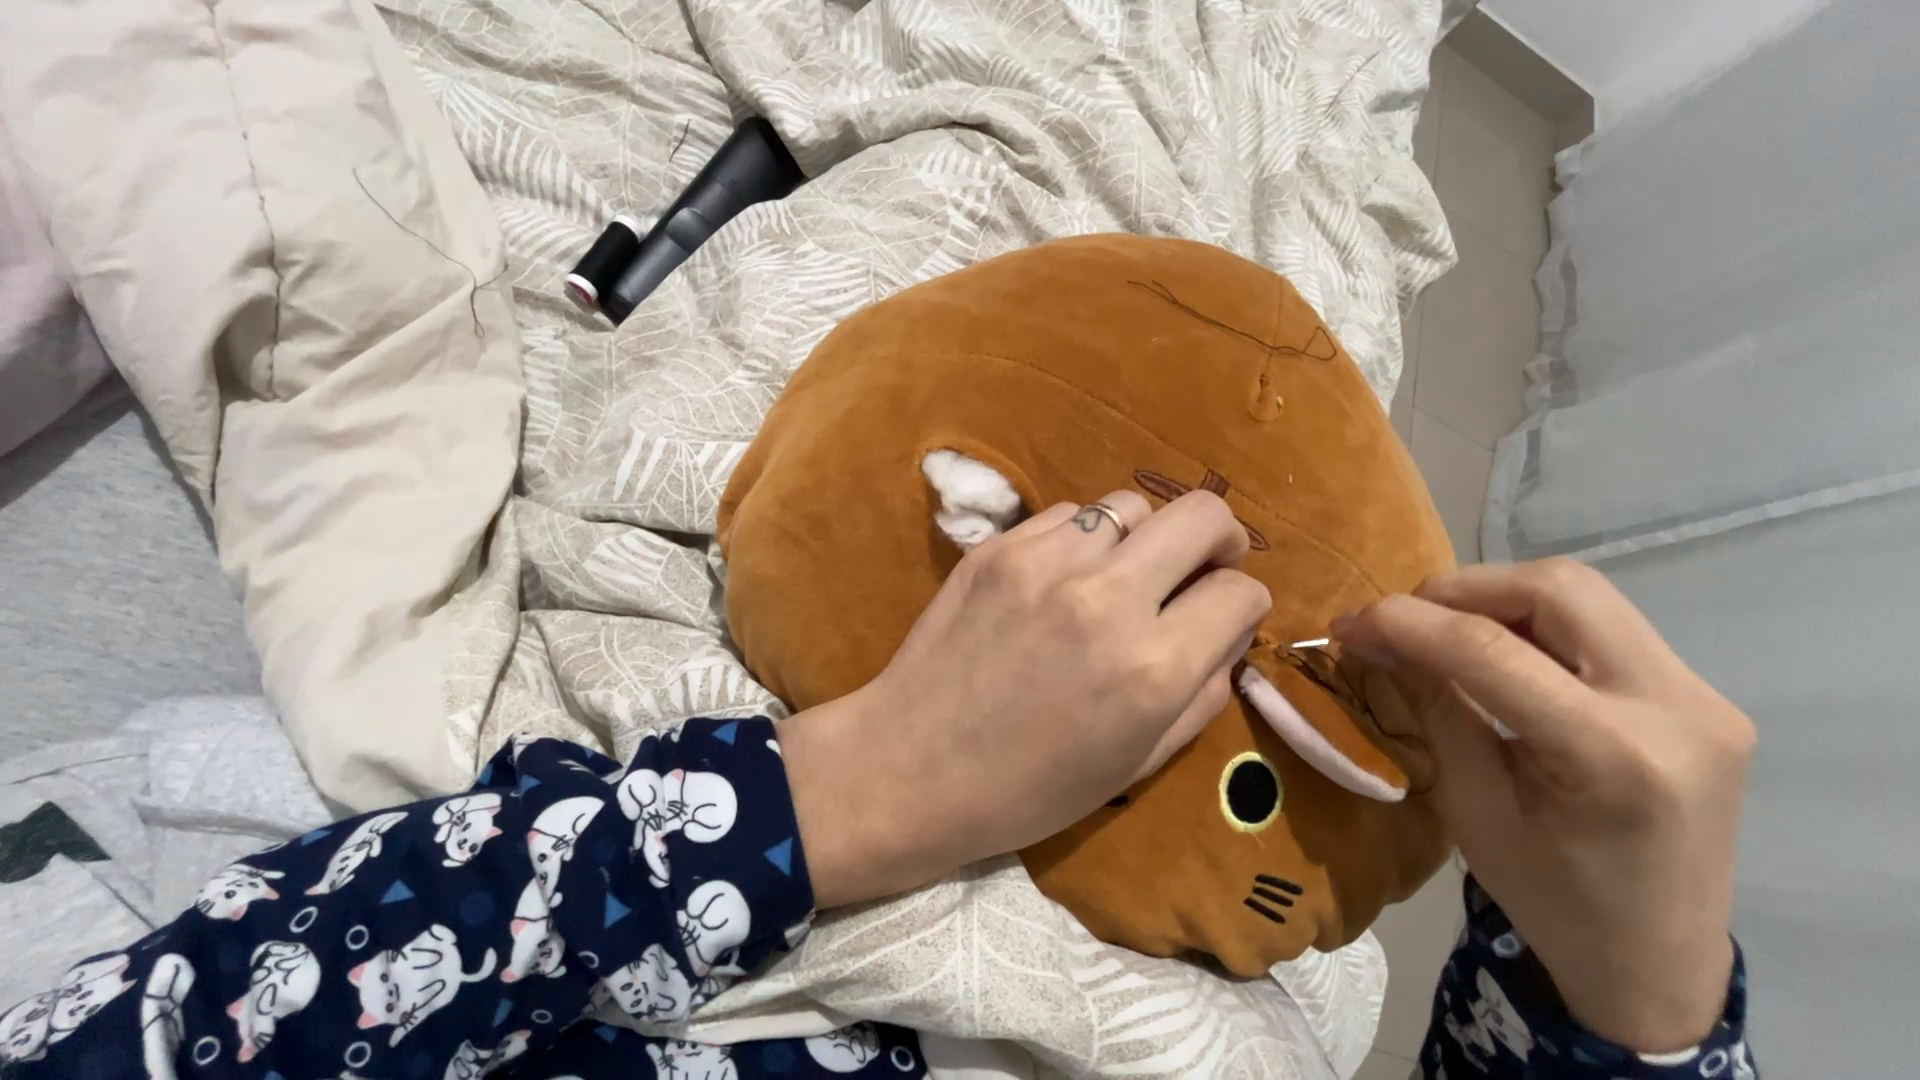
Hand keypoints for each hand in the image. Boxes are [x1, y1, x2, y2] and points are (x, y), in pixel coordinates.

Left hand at [779, 491, 1270, 909]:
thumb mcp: (1138, 762)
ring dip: (1144, 538)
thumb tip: (1231, 630)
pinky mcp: (997, 547)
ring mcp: (1045, 563)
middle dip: (1220, 540)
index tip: (1224, 618)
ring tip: (1122, 576)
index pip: (1240, 593)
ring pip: (1131, 505)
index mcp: (1151, 667)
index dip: (1243, 606)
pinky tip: (1063, 578)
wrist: (911, 765)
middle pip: (1202, 516)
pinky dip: (1084, 540)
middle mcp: (1106, 599)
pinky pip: (1069, 515)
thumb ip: (1203, 692)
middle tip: (1201, 569)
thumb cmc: (1030, 788)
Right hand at [1333, 559, 1754, 1053]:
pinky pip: (1604, 625)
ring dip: (1497, 597)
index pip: (1490, 650)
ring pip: (1584, 594)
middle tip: (1402, 619)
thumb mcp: (1473, 807)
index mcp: (1614, 756)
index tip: (1347, 622)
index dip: (1407, 622)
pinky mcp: (1700, 695)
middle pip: (1557, 589)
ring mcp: (1702, 696)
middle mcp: (1677, 708)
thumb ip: (1436, 706)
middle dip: (1461, 589)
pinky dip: (1534, 621)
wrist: (1657, 961)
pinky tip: (1496, 651)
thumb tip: (1379, 637)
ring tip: (1441, 630)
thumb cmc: (1550, 899)